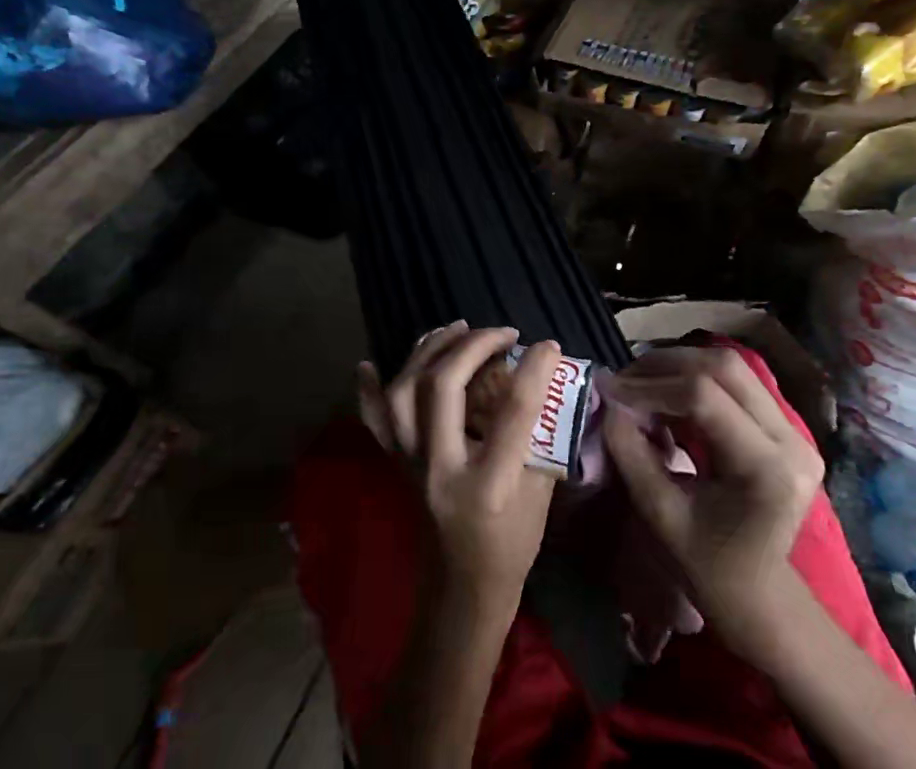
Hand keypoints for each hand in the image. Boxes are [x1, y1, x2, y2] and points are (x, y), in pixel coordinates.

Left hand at [357, 322, 562, 602]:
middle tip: (501, 332)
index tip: (548, 344)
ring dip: (426, 352)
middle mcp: (439, 469)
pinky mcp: (395, 464)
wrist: (462, 586)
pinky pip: (372, 422)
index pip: (511, 415)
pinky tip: (368, 363)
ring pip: (402, 395)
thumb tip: (541, 383)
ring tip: (454, 329)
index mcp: (488, 486)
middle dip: (471, 348)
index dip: (532, 372)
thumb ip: (538, 438)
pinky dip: (368, 390)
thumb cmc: (511, 545)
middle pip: (441, 390)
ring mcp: (409, 465)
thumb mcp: (540, 495)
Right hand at [602, 346, 824, 649]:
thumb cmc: (704, 562)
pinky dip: (693, 380)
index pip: (705, 397)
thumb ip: (630, 451)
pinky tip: (665, 398)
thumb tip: (609, 400)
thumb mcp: (657, 511)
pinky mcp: (785, 427)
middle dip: (665, 365)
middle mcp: (792, 441)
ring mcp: (795, 431)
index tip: (611, 392)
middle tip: (624, 381)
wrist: (755, 591)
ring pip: (732, 367)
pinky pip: (736, 384)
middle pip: (725, 368)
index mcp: (766, 470)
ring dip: (678, 367)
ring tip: (641, 386)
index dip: (650, 387)